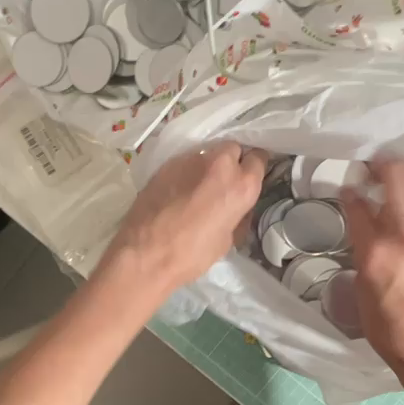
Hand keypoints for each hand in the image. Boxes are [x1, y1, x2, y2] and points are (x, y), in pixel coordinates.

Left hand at [104, 141, 266, 294]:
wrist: (145, 254)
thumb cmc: (191, 255)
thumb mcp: (226, 241)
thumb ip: (236, 215)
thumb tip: (236, 209)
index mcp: (241, 185)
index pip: (258, 159)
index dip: (254, 169)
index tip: (248, 178)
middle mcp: (219, 163)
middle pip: (233, 149)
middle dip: (231, 162)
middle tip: (223, 183)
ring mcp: (190, 159)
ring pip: (207, 153)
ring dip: (208, 166)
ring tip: (198, 188)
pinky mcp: (166, 163)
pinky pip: (185, 162)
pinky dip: (187, 172)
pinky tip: (178, 191)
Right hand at [343, 160, 403, 383]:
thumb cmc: (388, 327)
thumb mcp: (361, 288)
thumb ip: (362, 250)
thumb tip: (364, 227)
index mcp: (375, 250)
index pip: (357, 203)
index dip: (350, 191)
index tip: (348, 187)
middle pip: (395, 175)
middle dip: (381, 165)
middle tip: (373, 168)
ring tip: (400, 175)